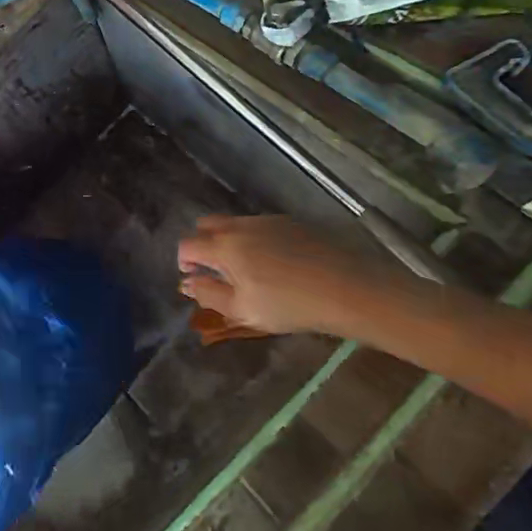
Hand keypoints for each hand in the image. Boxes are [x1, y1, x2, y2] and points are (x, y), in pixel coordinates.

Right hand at [177, 215, 399, 335]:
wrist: (347, 287)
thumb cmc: (289, 305)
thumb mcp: (243, 310)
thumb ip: (209, 294)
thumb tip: (187, 283)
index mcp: (224, 246)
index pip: (188, 244)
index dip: (184, 261)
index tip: (194, 278)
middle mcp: (241, 226)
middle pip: (207, 225)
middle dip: (203, 244)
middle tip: (215, 271)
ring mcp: (268, 220)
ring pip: (235, 224)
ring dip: (229, 241)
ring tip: (247, 270)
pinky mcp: (291, 222)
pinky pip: (260, 226)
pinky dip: (254, 239)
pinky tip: (274, 263)